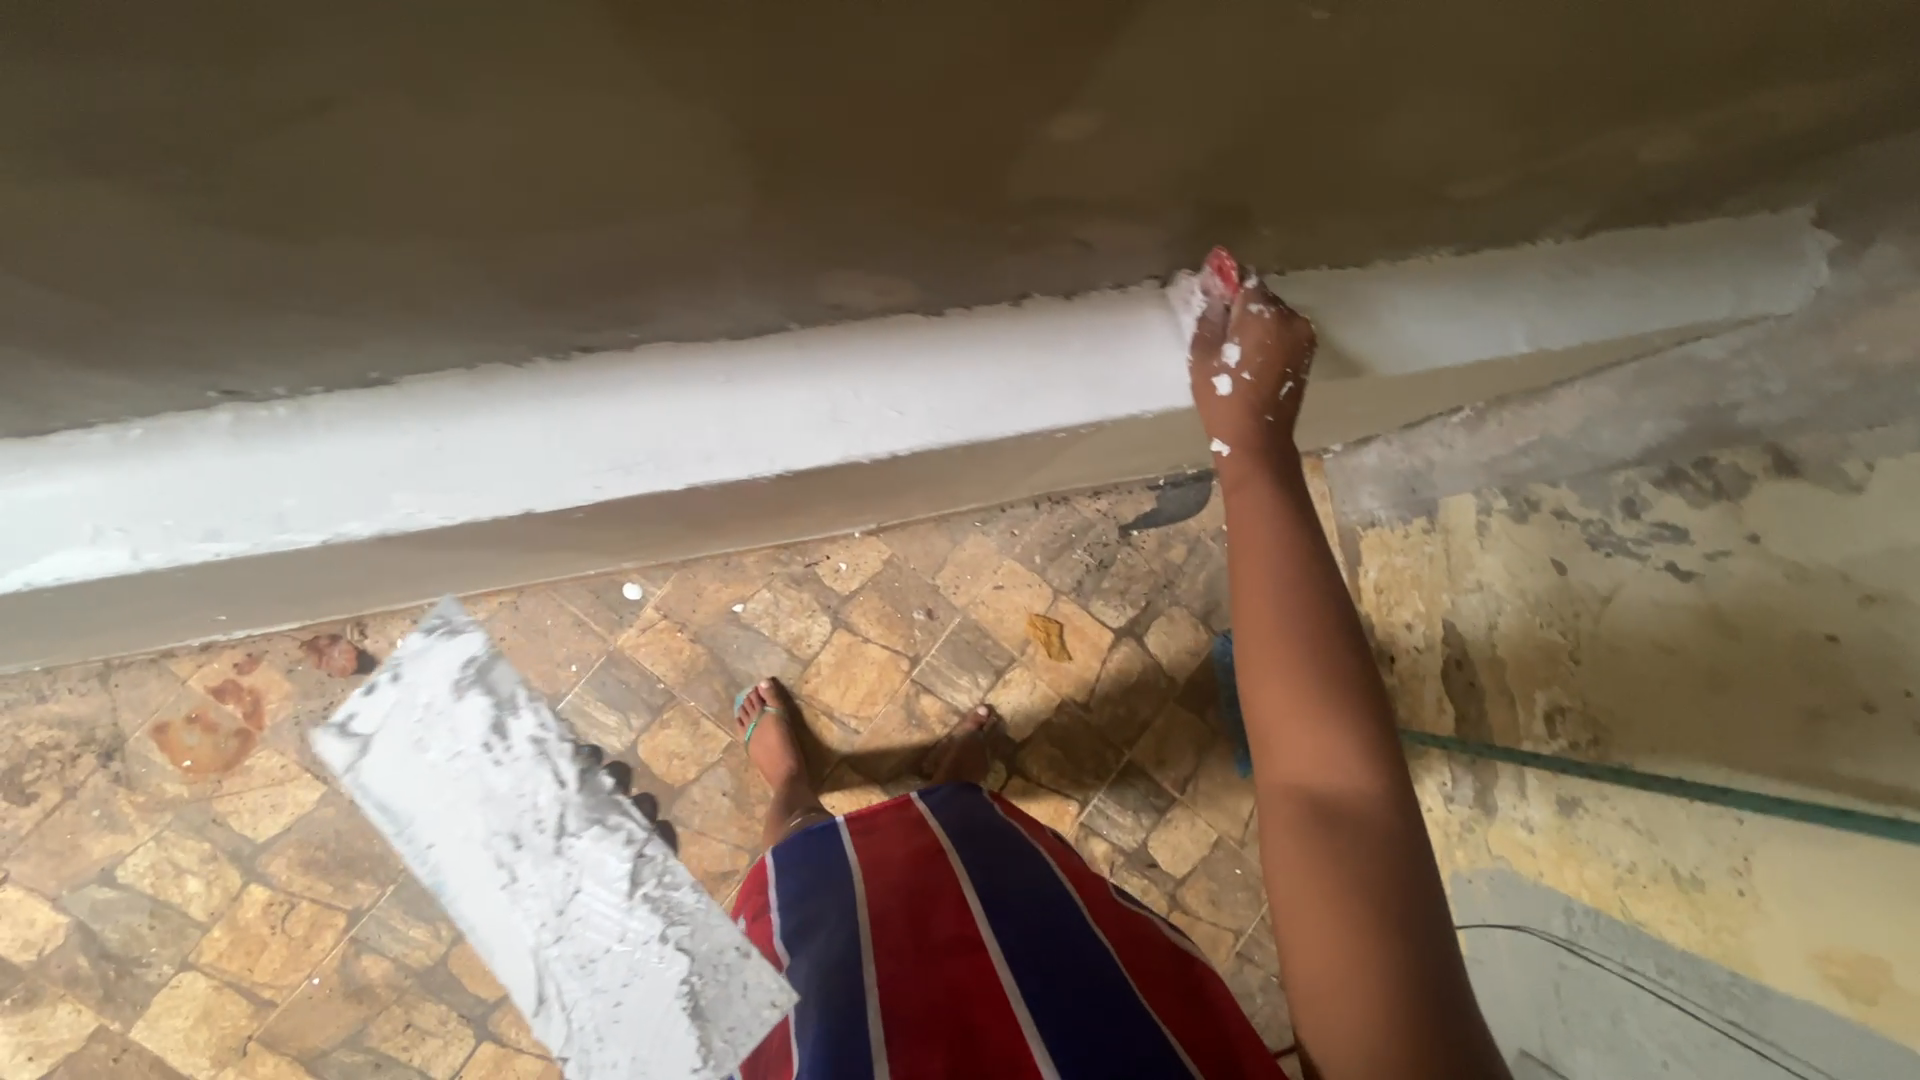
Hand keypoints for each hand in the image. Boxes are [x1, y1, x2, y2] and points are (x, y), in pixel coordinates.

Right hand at [1188, 276, 1317, 466]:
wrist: (1257, 438)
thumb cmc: (1222, 399)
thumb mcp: (1201, 356)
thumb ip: (1210, 317)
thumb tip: (1217, 297)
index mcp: (1263, 313)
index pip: (1246, 280)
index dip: (1228, 284)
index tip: (1213, 293)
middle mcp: (1290, 317)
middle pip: (1263, 298)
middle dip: (1243, 306)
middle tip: (1222, 329)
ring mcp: (1304, 336)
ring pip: (1275, 316)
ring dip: (1257, 323)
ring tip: (1237, 349)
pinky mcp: (1308, 353)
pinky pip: (1284, 333)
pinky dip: (1270, 337)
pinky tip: (1252, 359)